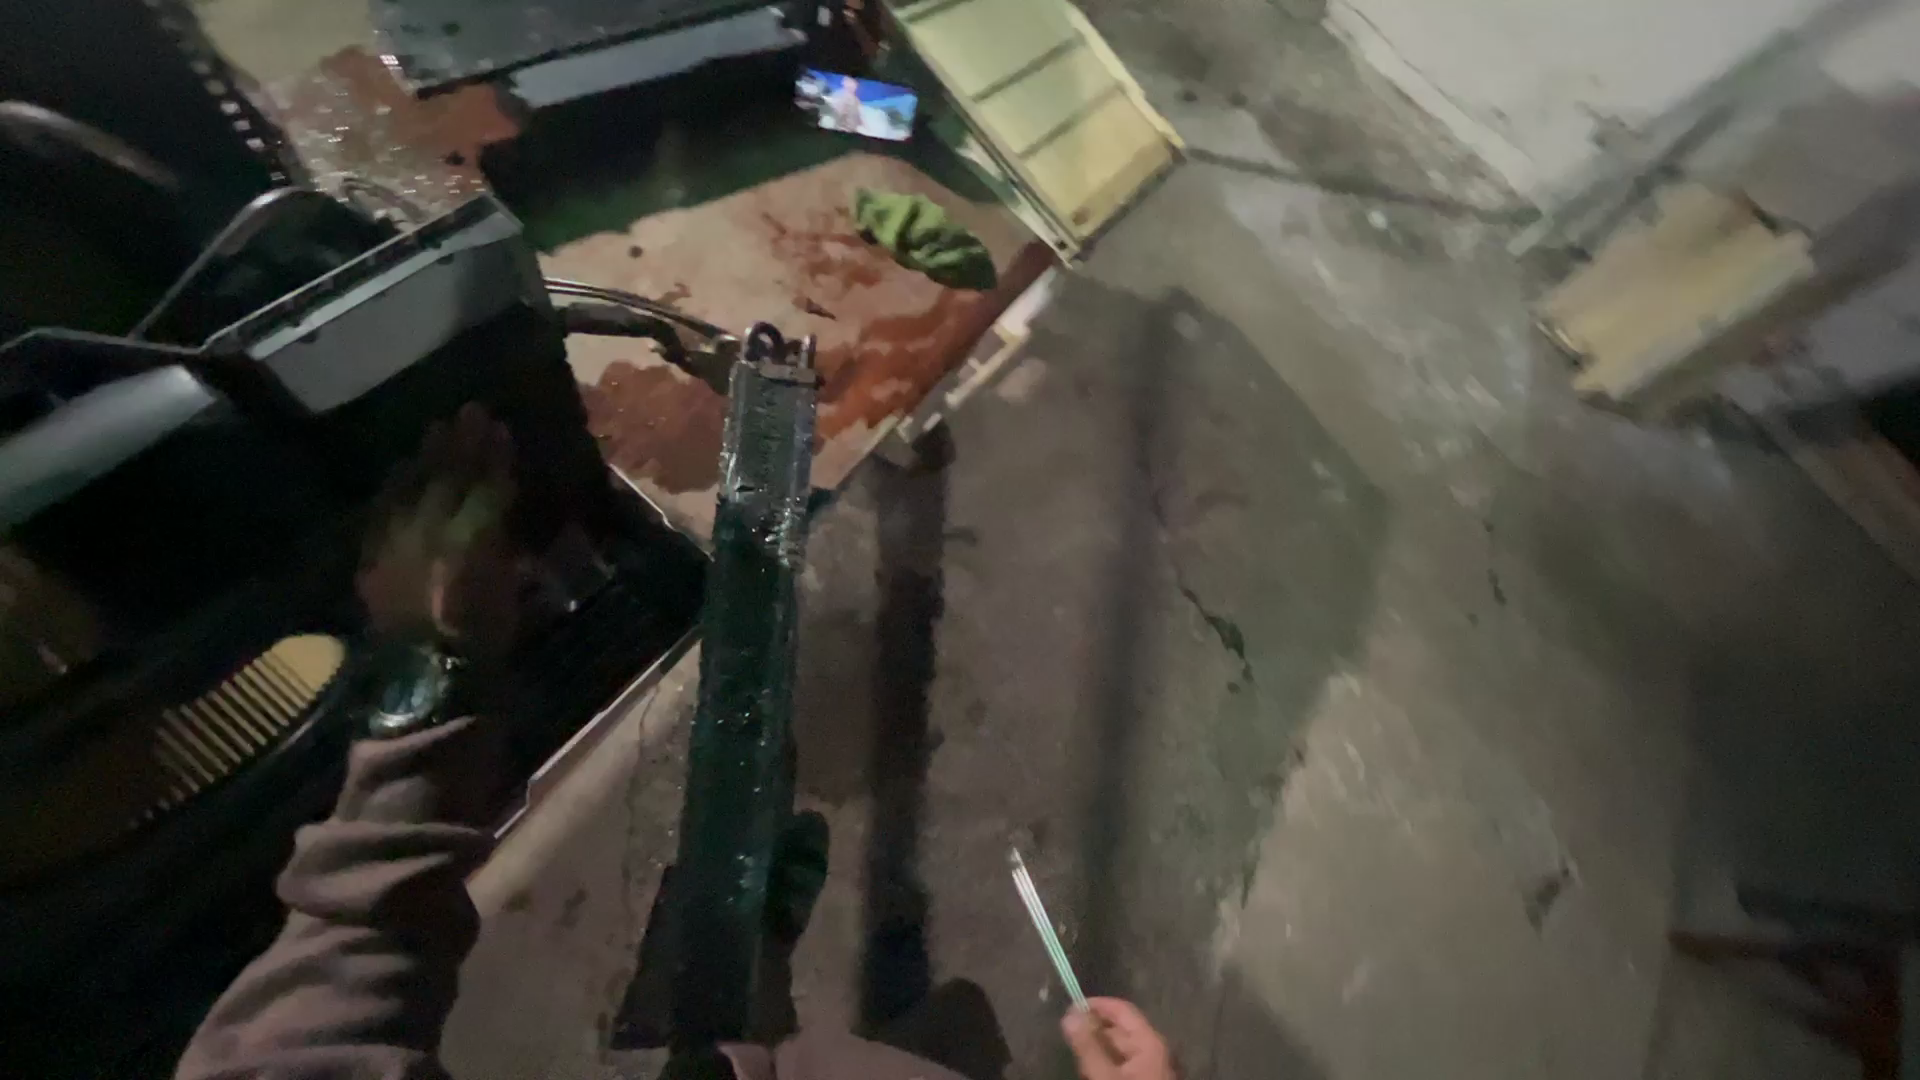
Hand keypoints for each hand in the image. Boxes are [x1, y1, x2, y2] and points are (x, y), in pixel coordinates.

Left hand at [357, 404, 518, 657]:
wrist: (427, 675)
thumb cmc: (484, 636)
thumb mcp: (509, 590)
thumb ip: (504, 546)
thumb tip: (506, 511)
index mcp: (470, 544)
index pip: (484, 488)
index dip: (493, 457)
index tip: (501, 428)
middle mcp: (429, 535)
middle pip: (446, 479)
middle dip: (460, 444)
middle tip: (470, 411)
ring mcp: (395, 542)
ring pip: (412, 488)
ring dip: (427, 456)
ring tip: (438, 428)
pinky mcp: (373, 556)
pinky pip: (384, 509)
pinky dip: (396, 485)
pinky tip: (404, 468)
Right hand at [1062, 998, 1175, 1079]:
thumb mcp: (1106, 1078)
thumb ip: (1088, 1046)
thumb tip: (1070, 1013)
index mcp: (1150, 1043)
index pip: (1121, 1010)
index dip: (1096, 1005)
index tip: (1070, 1010)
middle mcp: (1155, 1053)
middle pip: (1119, 1032)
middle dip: (1094, 1035)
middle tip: (1071, 1046)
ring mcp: (1153, 1073)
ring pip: (1120, 1054)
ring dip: (1098, 1056)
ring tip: (1083, 1069)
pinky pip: (1124, 1072)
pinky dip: (1107, 1072)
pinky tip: (1094, 1078)